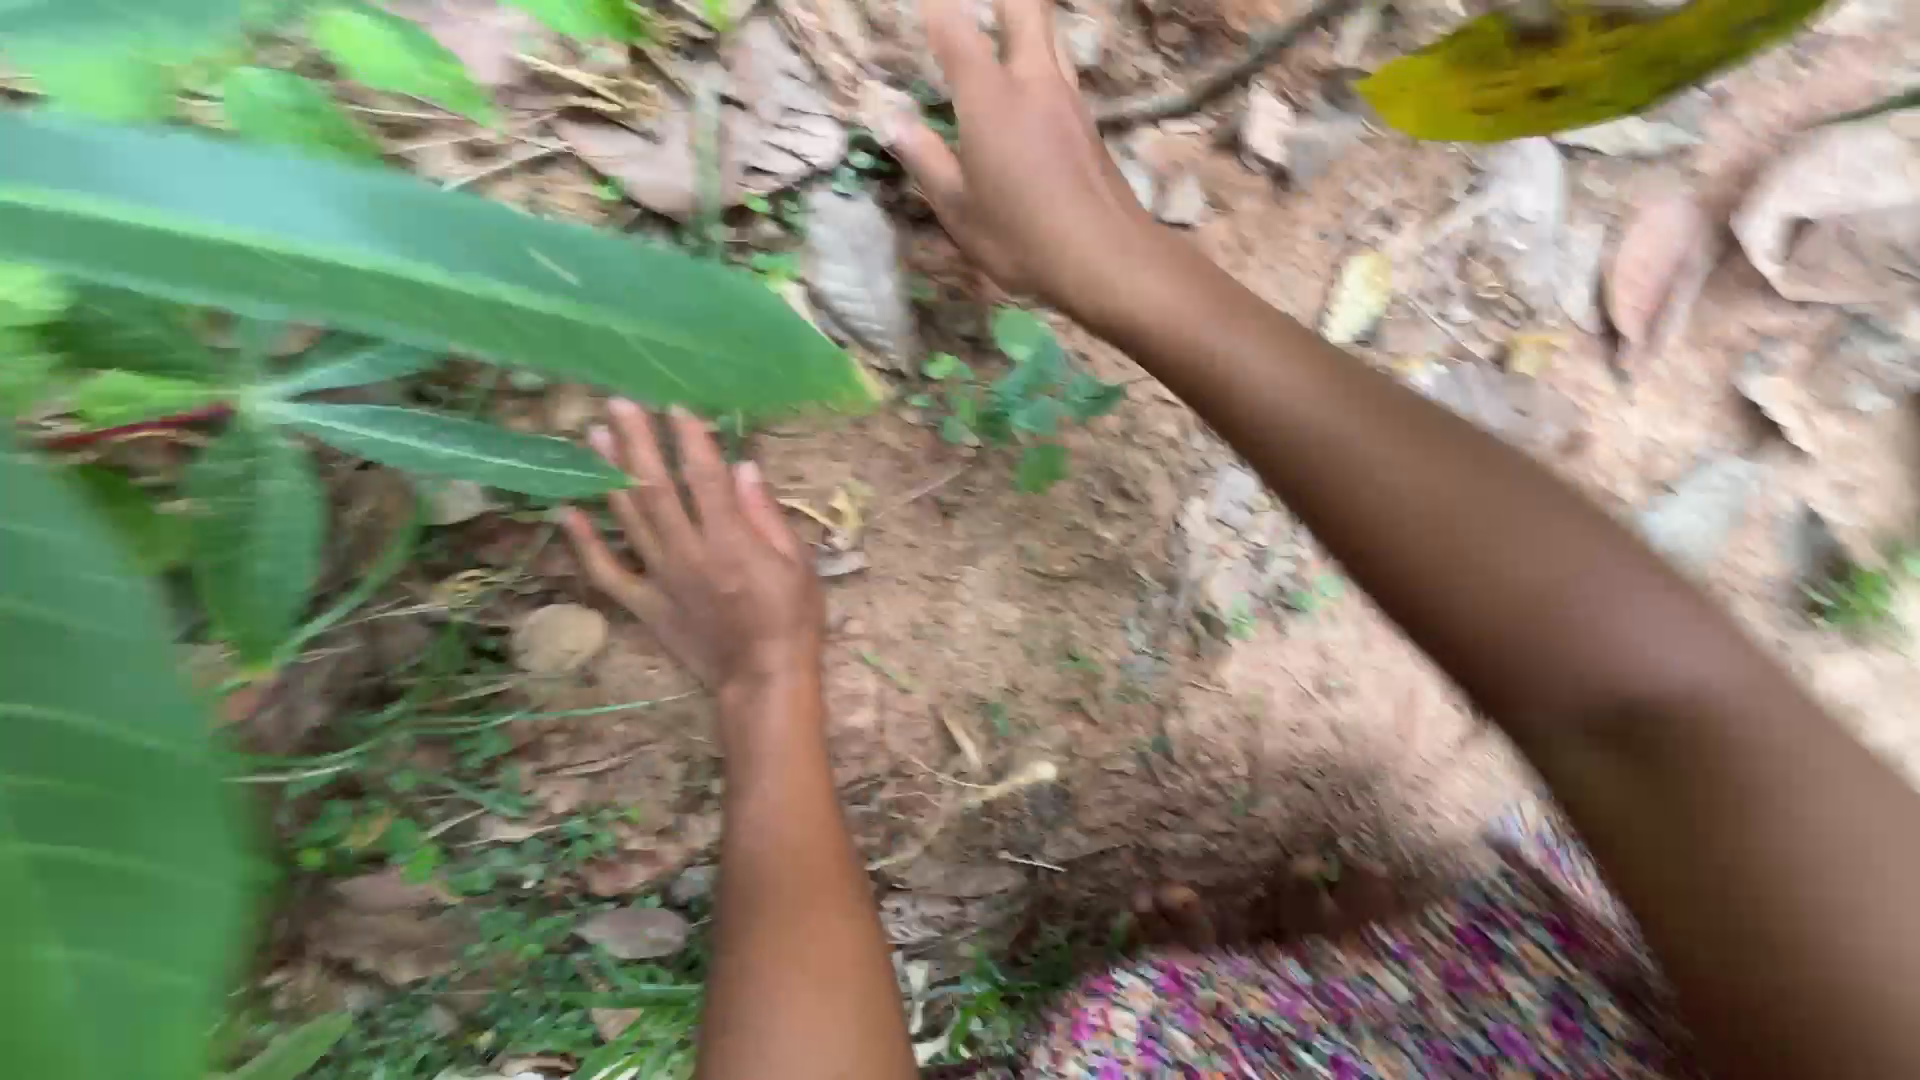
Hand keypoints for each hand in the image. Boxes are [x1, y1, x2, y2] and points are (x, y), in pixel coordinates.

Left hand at [563, 400, 823, 707]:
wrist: (764, 679)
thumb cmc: (792, 619)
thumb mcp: (798, 564)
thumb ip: (766, 515)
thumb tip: (744, 467)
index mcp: (731, 541)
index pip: (705, 478)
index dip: (689, 439)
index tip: (676, 406)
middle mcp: (689, 553)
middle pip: (657, 488)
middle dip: (637, 442)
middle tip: (618, 403)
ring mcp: (662, 579)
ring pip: (630, 519)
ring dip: (611, 475)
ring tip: (596, 436)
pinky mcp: (646, 605)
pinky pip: (608, 573)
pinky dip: (583, 544)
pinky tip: (566, 512)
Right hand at [878, 0, 1164, 318]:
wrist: (1105, 259)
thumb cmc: (1020, 238)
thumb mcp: (959, 210)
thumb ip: (925, 160)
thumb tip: (894, 123)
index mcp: (991, 98)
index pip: (955, 29)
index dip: (935, 10)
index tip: (922, 6)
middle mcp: (1034, 83)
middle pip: (1023, 8)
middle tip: (976, 8)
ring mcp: (1070, 101)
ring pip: (1052, 36)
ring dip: (1028, 23)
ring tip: (1006, 33)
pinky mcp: (1091, 127)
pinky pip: (1064, 74)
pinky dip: (1045, 64)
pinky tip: (1034, 92)